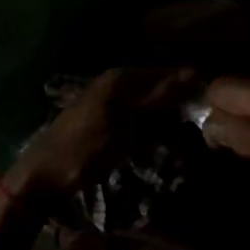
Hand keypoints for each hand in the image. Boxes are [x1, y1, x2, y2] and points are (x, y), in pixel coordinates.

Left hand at [2, 66, 197, 200]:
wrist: (41, 177)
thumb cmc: (84, 150)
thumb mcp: (127, 126)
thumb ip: (159, 100)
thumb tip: (193, 72)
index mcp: (118, 78)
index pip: (165, 72)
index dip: (187, 86)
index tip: (207, 106)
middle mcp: (111, 82)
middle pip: (154, 87)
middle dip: (175, 104)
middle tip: (197, 126)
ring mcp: (104, 101)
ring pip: (145, 104)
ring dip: (161, 119)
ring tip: (180, 136)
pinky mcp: (100, 120)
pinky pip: (132, 117)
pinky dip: (144, 128)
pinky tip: (154, 142)